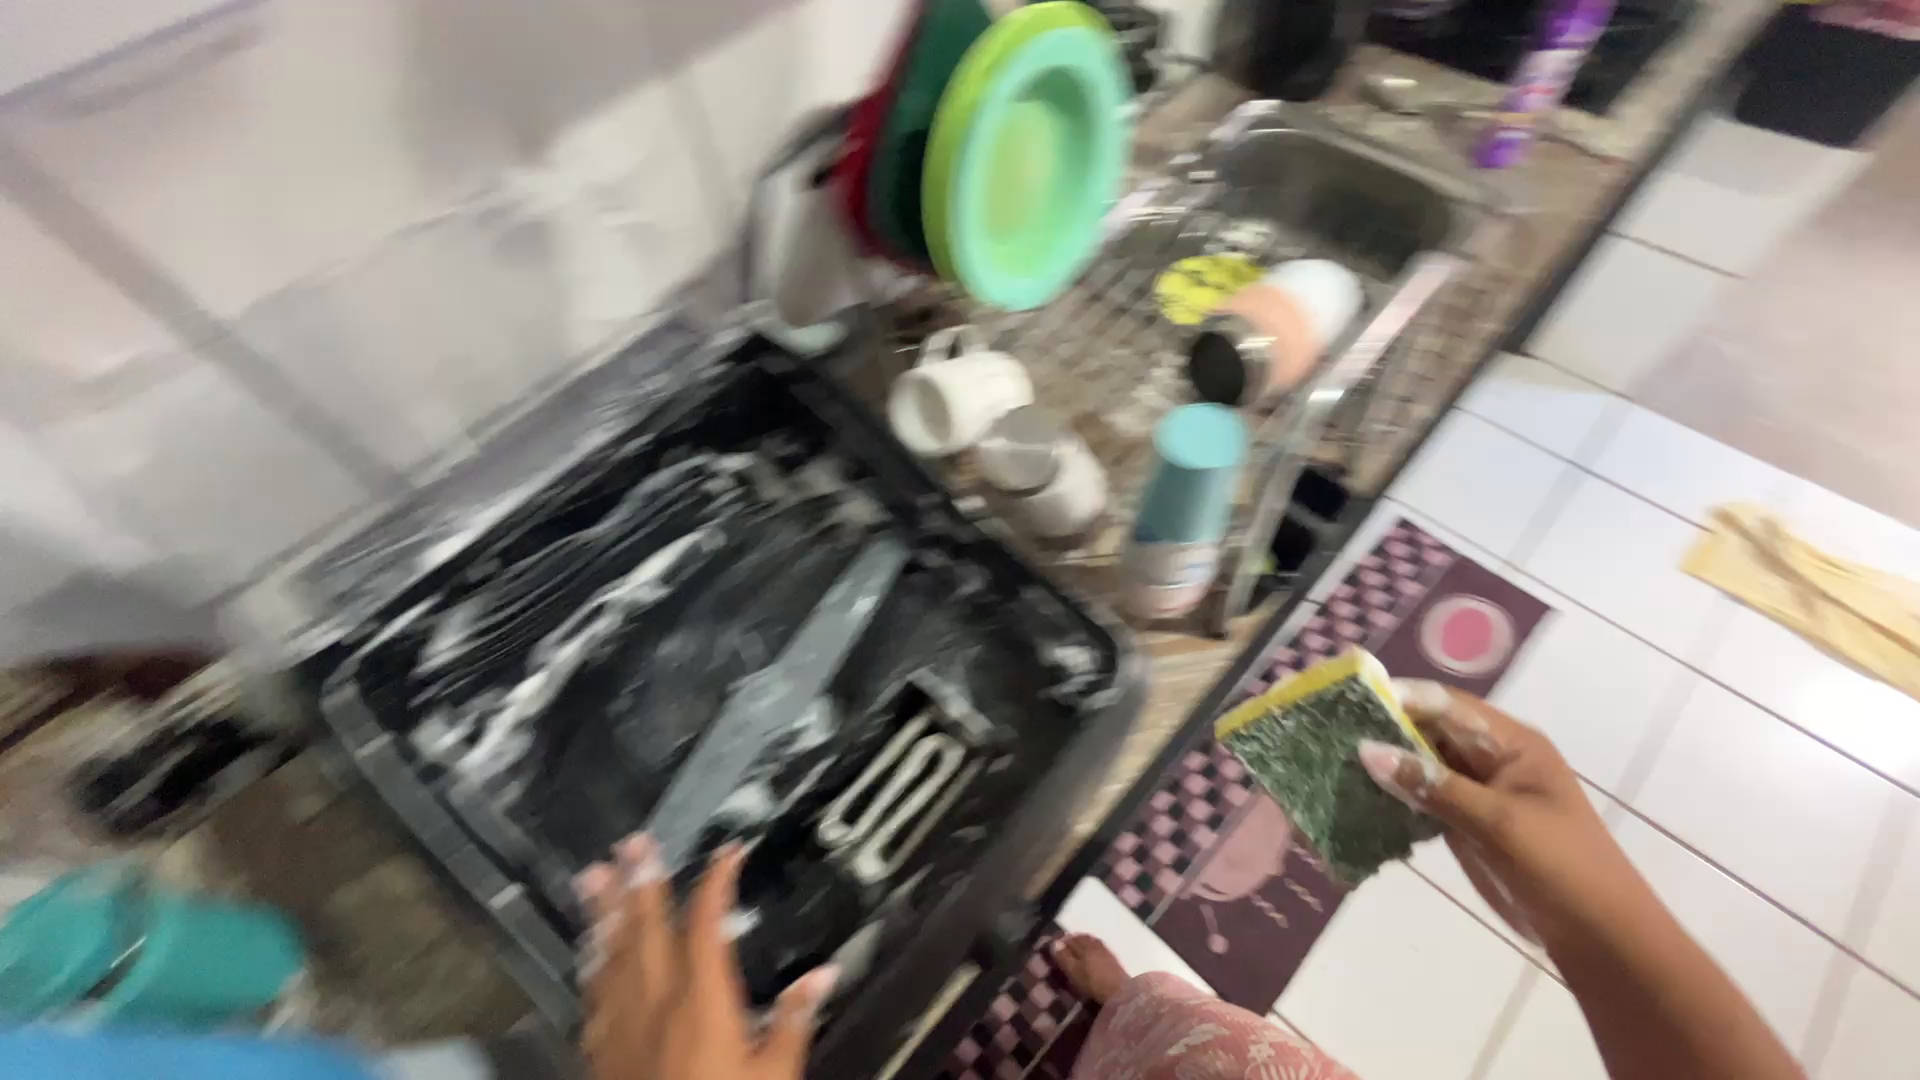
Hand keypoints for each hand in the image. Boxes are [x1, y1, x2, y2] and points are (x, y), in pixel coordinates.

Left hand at [575, 835, 837, 1079]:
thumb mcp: (773, 1077)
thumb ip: (793, 1021)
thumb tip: (826, 972)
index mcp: (702, 1001)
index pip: (705, 925)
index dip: (716, 883)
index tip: (728, 851)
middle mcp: (655, 1004)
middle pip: (645, 931)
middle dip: (641, 883)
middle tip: (633, 842)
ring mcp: (621, 1028)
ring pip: (610, 957)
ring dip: (603, 913)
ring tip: (593, 874)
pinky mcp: (600, 1055)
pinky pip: (592, 997)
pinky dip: (591, 964)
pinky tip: (588, 949)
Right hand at [1357, 680, 1648, 950]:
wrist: (1602, 941)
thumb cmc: (1563, 868)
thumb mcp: (1498, 822)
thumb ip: (1431, 784)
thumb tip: (1365, 749)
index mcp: (1510, 742)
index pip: (1444, 703)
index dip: (1397, 695)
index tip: (1346, 697)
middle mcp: (1488, 756)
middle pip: (1425, 727)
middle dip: (1379, 726)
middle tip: (1325, 726)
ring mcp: (1473, 788)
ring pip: (1416, 760)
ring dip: (1379, 760)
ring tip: (1328, 755)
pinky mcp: (1460, 818)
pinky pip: (1416, 794)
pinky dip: (1388, 793)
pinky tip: (1352, 792)